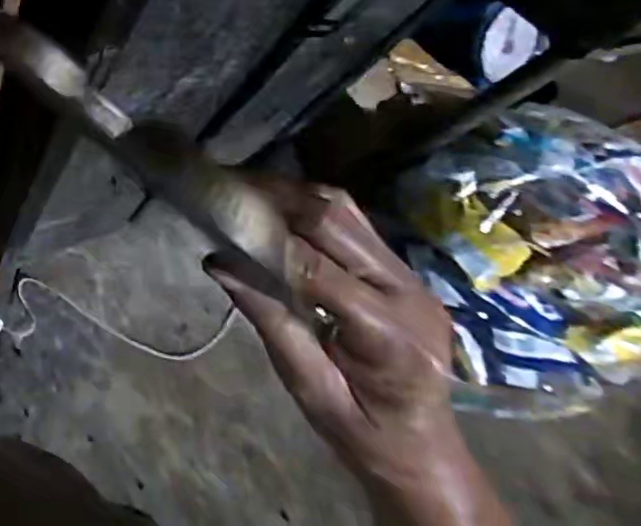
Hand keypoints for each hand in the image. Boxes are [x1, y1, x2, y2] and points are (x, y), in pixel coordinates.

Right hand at [205, 181, 509, 525]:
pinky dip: (306, 203)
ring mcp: (409, 274)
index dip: (263, 241)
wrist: (423, 450)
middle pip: (333, 221)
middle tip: (224, 191)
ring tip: (242, 190)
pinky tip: (275, 204)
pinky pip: (349, 217)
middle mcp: (408, 292)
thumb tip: (217, 261)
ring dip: (288, 194)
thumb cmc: (362, 431)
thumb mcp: (308, 385)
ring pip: (342, 208)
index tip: (217, 222)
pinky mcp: (399, 266)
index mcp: (392, 336)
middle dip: (273, 201)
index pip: (316, 268)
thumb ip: (268, 319)